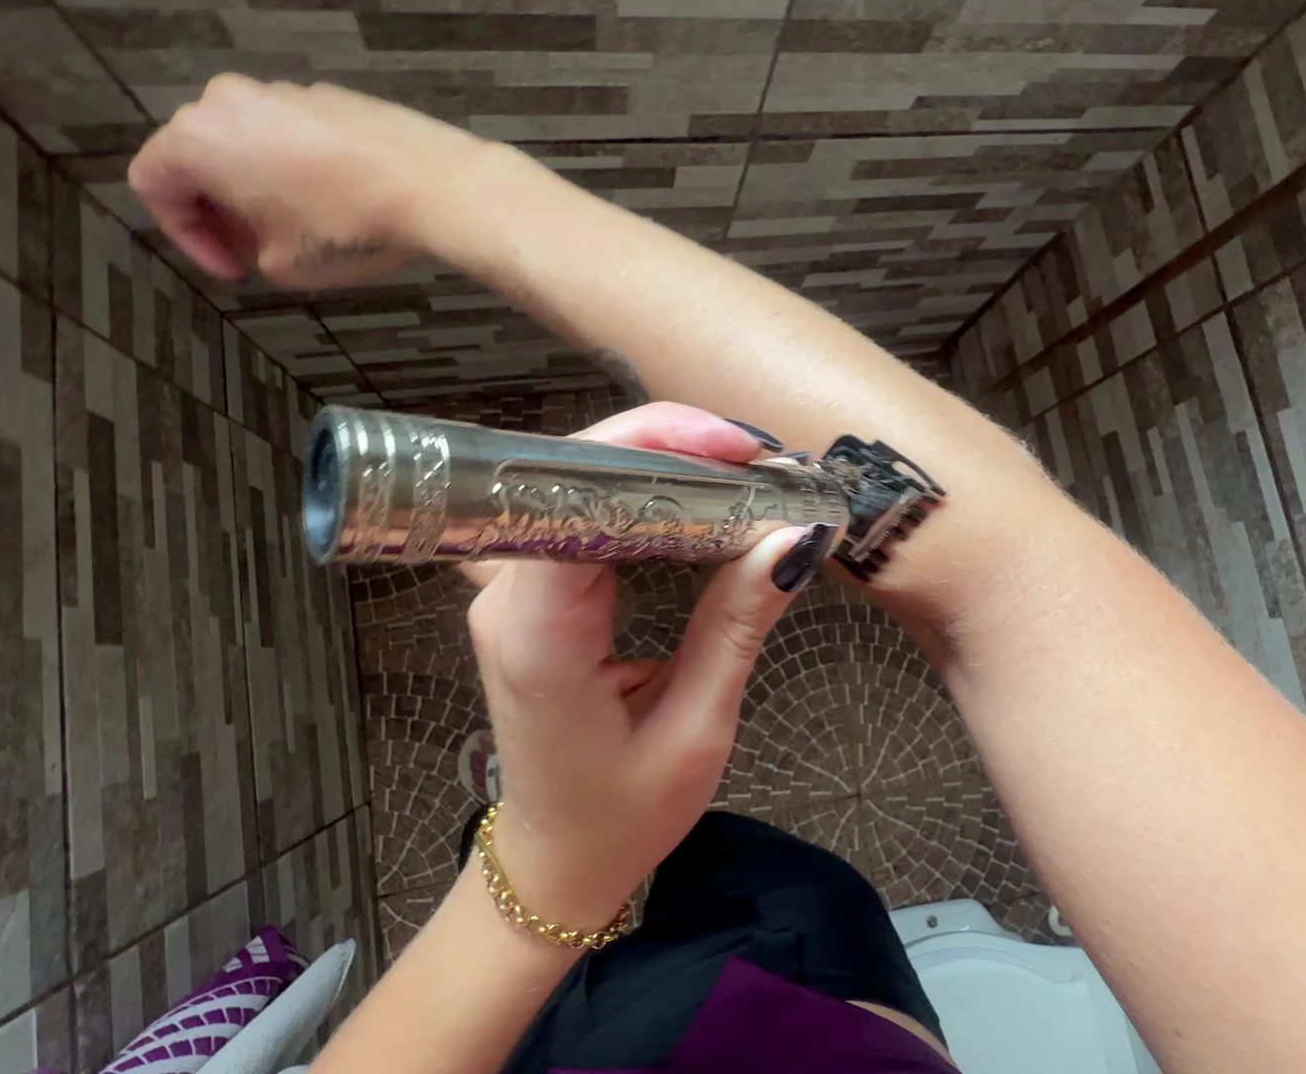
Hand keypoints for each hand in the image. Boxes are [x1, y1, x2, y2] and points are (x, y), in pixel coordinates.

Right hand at [127, 74, 484, 287]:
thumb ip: (251, 251)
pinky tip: (339, 205)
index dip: (188, 238)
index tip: (231, 269)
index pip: (156, 186)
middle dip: (225, 213)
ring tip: (302, 233)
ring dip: (262, 191)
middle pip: (201, 160)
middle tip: (258, 252)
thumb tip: (261, 238)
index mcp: (197, 139)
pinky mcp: (328, 97)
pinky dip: (301, 171)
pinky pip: (296, 137)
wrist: (429, 184)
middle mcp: (228, 102)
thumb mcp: (286, 265)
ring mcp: (281, 93)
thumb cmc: (348, 227)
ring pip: (250, 146)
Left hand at [465, 404, 832, 928]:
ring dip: (659, 464)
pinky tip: (696, 497)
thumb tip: (795, 539)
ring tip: (739, 469)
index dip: (656, 450)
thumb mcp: (696, 730)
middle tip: (757, 456)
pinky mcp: (528, 594)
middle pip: (574, 476)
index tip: (740, 452)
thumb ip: (737, 625)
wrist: (554, 860)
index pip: (579, 498)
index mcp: (540, 634)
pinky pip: (580, 517)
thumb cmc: (622, 817)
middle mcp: (509, 597)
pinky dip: (642, 496)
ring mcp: (509, 591)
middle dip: (668, 446)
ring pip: (576, 487)